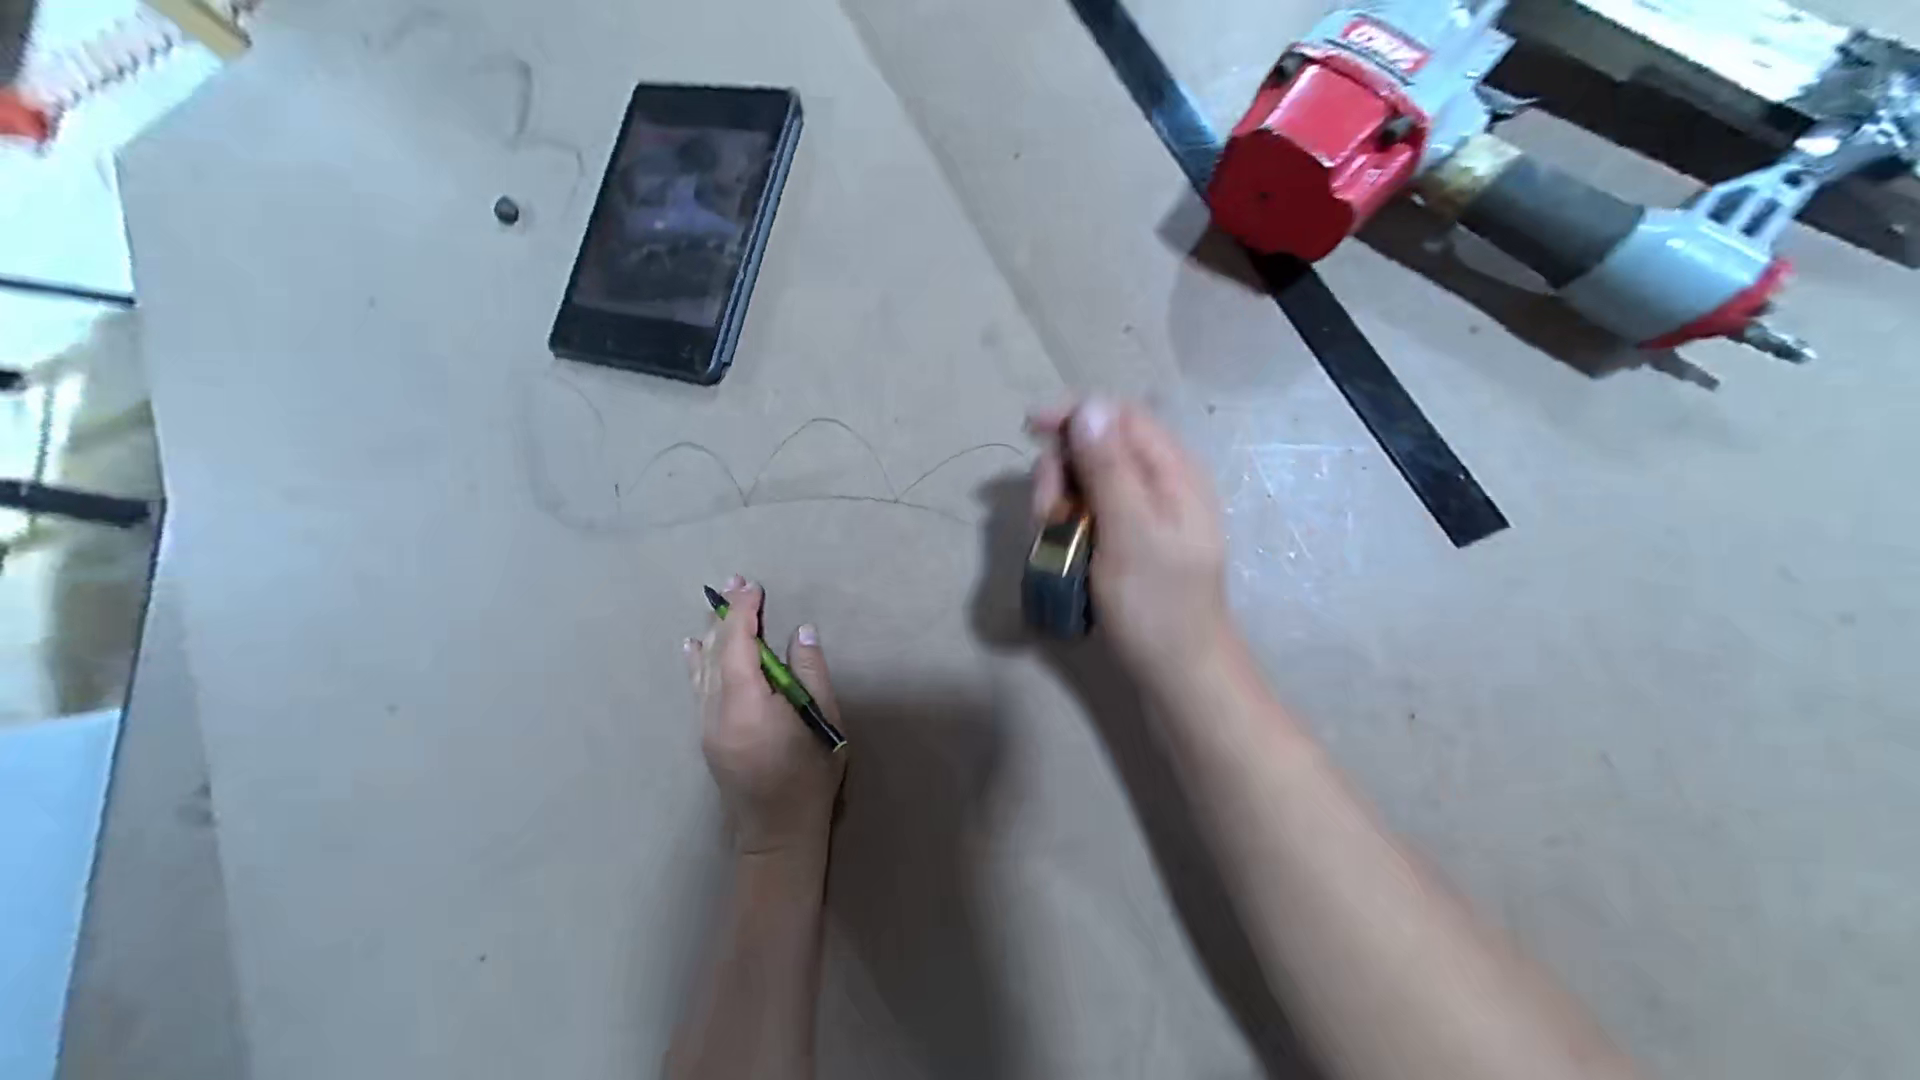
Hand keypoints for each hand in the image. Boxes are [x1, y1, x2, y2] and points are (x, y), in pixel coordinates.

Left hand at [685, 576, 845, 858]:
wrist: (778, 833)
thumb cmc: (811, 778)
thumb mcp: (825, 723)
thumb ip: (811, 675)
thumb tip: (801, 632)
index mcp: (749, 707)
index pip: (740, 646)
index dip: (744, 613)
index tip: (752, 586)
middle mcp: (718, 712)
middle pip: (717, 653)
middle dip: (726, 615)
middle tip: (734, 582)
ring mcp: (706, 726)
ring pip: (703, 668)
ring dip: (712, 633)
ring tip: (718, 603)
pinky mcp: (706, 735)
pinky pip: (698, 687)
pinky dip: (698, 660)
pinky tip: (694, 645)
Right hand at [1029, 399, 1230, 684]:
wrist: (1177, 671)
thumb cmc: (1156, 605)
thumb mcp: (1130, 533)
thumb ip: (1110, 469)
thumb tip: (1088, 406)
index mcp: (1172, 471)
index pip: (1119, 415)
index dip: (1074, 414)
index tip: (1030, 430)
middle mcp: (1159, 483)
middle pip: (1097, 447)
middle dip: (1062, 470)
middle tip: (1047, 512)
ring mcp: (1142, 513)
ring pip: (1085, 482)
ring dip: (1059, 501)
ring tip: (1055, 540)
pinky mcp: (1126, 539)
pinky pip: (1088, 512)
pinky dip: (1067, 523)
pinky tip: (1063, 551)